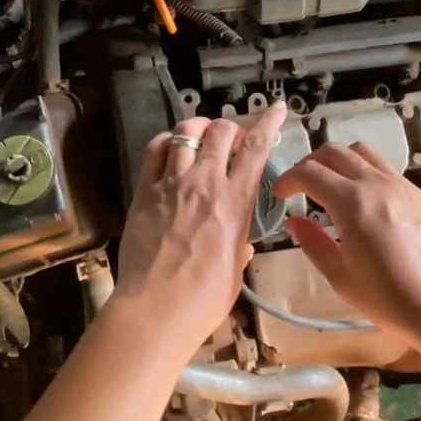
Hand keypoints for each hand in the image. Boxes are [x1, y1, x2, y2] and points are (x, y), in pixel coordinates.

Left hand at [112, 105, 287, 352]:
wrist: (156, 310)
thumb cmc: (204, 300)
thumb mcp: (235, 272)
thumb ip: (239, 247)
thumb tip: (242, 244)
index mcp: (234, 202)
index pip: (256, 149)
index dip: (268, 123)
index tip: (275, 109)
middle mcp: (205, 183)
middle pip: (221, 132)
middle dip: (231, 127)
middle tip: (232, 137)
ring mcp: (172, 183)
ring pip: (187, 132)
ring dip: (199, 127)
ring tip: (202, 133)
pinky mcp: (144, 191)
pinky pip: (155, 150)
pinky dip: (167, 140)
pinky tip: (171, 146)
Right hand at [273, 143, 420, 342]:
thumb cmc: (391, 299)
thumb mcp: (342, 277)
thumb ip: (313, 244)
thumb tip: (294, 222)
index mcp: (351, 202)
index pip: (309, 172)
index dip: (288, 178)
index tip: (279, 194)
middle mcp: (375, 183)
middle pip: (334, 151)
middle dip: (310, 163)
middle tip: (301, 186)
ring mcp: (401, 184)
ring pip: (362, 152)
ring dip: (339, 161)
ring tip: (333, 185)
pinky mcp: (419, 193)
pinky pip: (384, 167)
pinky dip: (364, 171)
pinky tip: (364, 199)